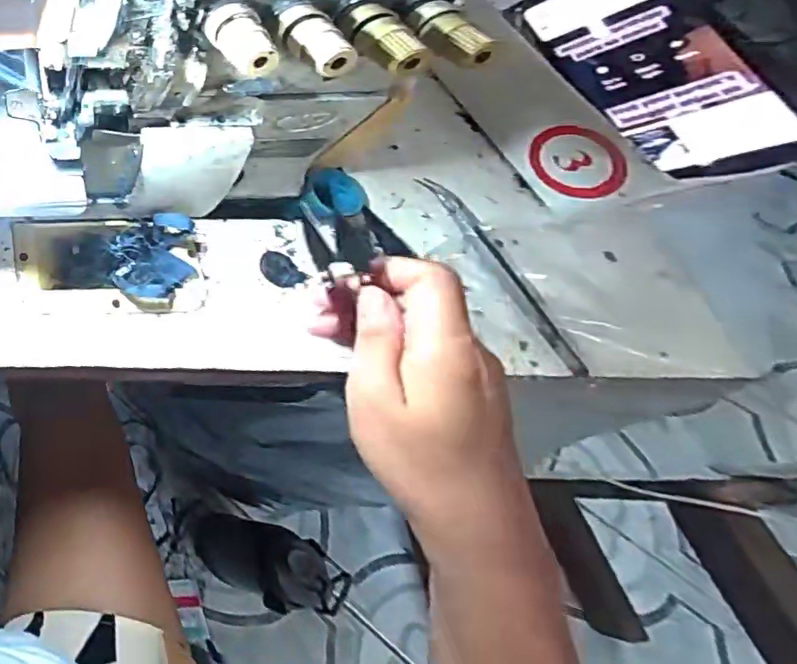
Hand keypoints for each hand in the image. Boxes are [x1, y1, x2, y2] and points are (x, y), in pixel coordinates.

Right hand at [344, 257, 525, 535]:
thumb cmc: (416, 462)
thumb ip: (375, 337)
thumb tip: (373, 294)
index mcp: (448, 346)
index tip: (344, 285)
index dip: (387, 268)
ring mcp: (475, 371)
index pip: (431, 275)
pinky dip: (394, 342)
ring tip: (329, 337)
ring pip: (422, 322)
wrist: (477, 528)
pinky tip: (363, 362)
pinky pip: (430, 347)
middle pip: (422, 297)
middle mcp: (470, 350)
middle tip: (319, 315)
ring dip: (374, 320)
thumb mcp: (374, 396)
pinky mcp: (472, 390)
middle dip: (366, 295)